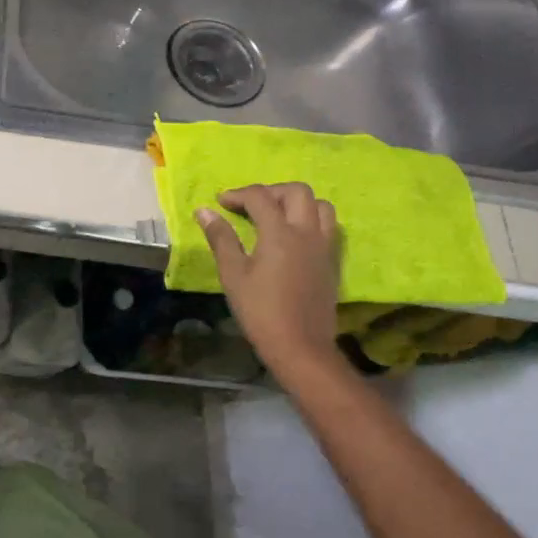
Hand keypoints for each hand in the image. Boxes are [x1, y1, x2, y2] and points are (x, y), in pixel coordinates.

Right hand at [195, 183, 342, 376]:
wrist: (300, 346)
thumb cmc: (260, 310)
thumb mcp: (233, 274)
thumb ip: (221, 238)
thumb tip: (205, 211)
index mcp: (280, 234)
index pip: (260, 197)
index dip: (238, 194)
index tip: (221, 202)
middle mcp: (307, 232)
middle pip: (297, 192)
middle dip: (271, 191)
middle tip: (250, 205)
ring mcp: (324, 246)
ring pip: (320, 206)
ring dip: (297, 203)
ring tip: (276, 216)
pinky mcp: (332, 261)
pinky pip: (328, 226)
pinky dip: (311, 220)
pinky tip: (293, 237)